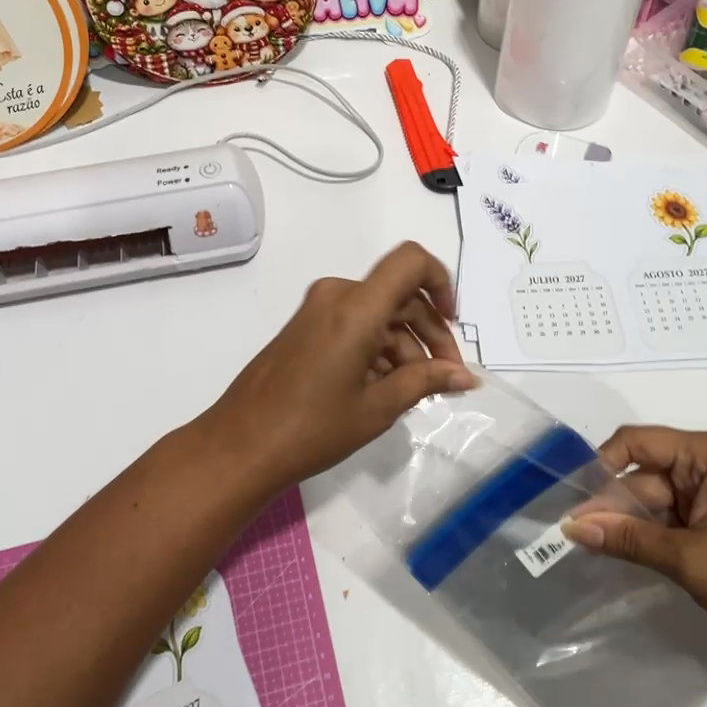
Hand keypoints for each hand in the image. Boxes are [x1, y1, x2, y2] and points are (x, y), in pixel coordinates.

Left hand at [199, 242, 476, 490]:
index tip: (452, 323)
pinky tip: (385, 387)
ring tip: (416, 391)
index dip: (441, 282)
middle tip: (447, 377)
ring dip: (404, 344)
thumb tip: (466, 376)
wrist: (240, 445)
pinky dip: (377, 346)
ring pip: (378, 312)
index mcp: (356, 307)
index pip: (411, 262)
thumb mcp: (377, 407)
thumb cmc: (312, 428)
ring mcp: (316, 310)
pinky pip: (354, 322)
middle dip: (429, 331)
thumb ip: (426, 381)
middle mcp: (336, 296)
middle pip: (399, 294)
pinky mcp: (305, 327)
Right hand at [563, 426, 706, 654]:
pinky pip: (670, 520)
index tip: (573, 500)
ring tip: (593, 551)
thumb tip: (571, 527)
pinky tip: (625, 556)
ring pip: (652, 501)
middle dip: (612, 504)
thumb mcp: (690, 559)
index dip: (602, 465)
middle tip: (574, 538)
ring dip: (629, 525)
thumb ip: (628, 539)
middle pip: (642, 474)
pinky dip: (649, 537)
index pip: (637, 442)